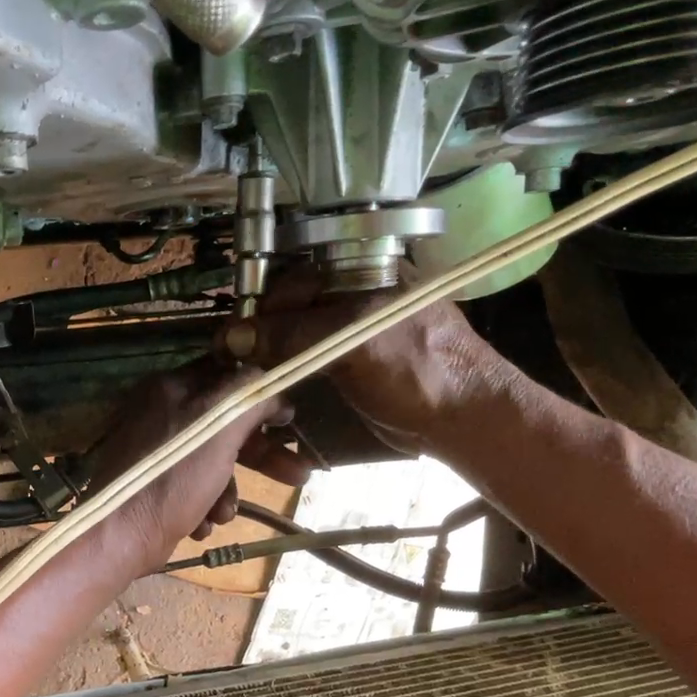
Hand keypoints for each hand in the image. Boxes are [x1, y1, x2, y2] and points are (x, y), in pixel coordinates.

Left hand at [84, 363, 312, 576]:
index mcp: (171, 388)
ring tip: (225, 514)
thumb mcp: (219, 426)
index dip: (262, 396)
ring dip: (227, 491)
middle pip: (225, 426)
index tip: (290, 420)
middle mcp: (160, 414)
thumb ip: (249, 396)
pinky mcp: (152, 486)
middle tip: (298, 475)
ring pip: (212, 463)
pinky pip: (191, 488)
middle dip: (261, 456)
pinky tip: (202, 525)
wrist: (119, 537)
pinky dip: (203, 506)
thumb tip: (273, 386)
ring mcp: (154, 453)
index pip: (227, 376)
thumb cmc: (172, 478)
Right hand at [235, 267, 518, 454]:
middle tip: (232, 363)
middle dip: (260, 335)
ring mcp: (350, 335)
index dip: (261, 305)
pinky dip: (284, 376)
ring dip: (268, 359)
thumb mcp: (355, 344)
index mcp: (362, 274)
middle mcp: (352, 299)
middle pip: (290, 309)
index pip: (295, 278)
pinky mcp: (349, 368)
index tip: (231, 338)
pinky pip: (305, 363)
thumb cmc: (420, 371)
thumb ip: (294, 335)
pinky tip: (268, 391)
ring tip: (245, 380)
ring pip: (294, 338)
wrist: (465, 421)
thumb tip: (232, 336)